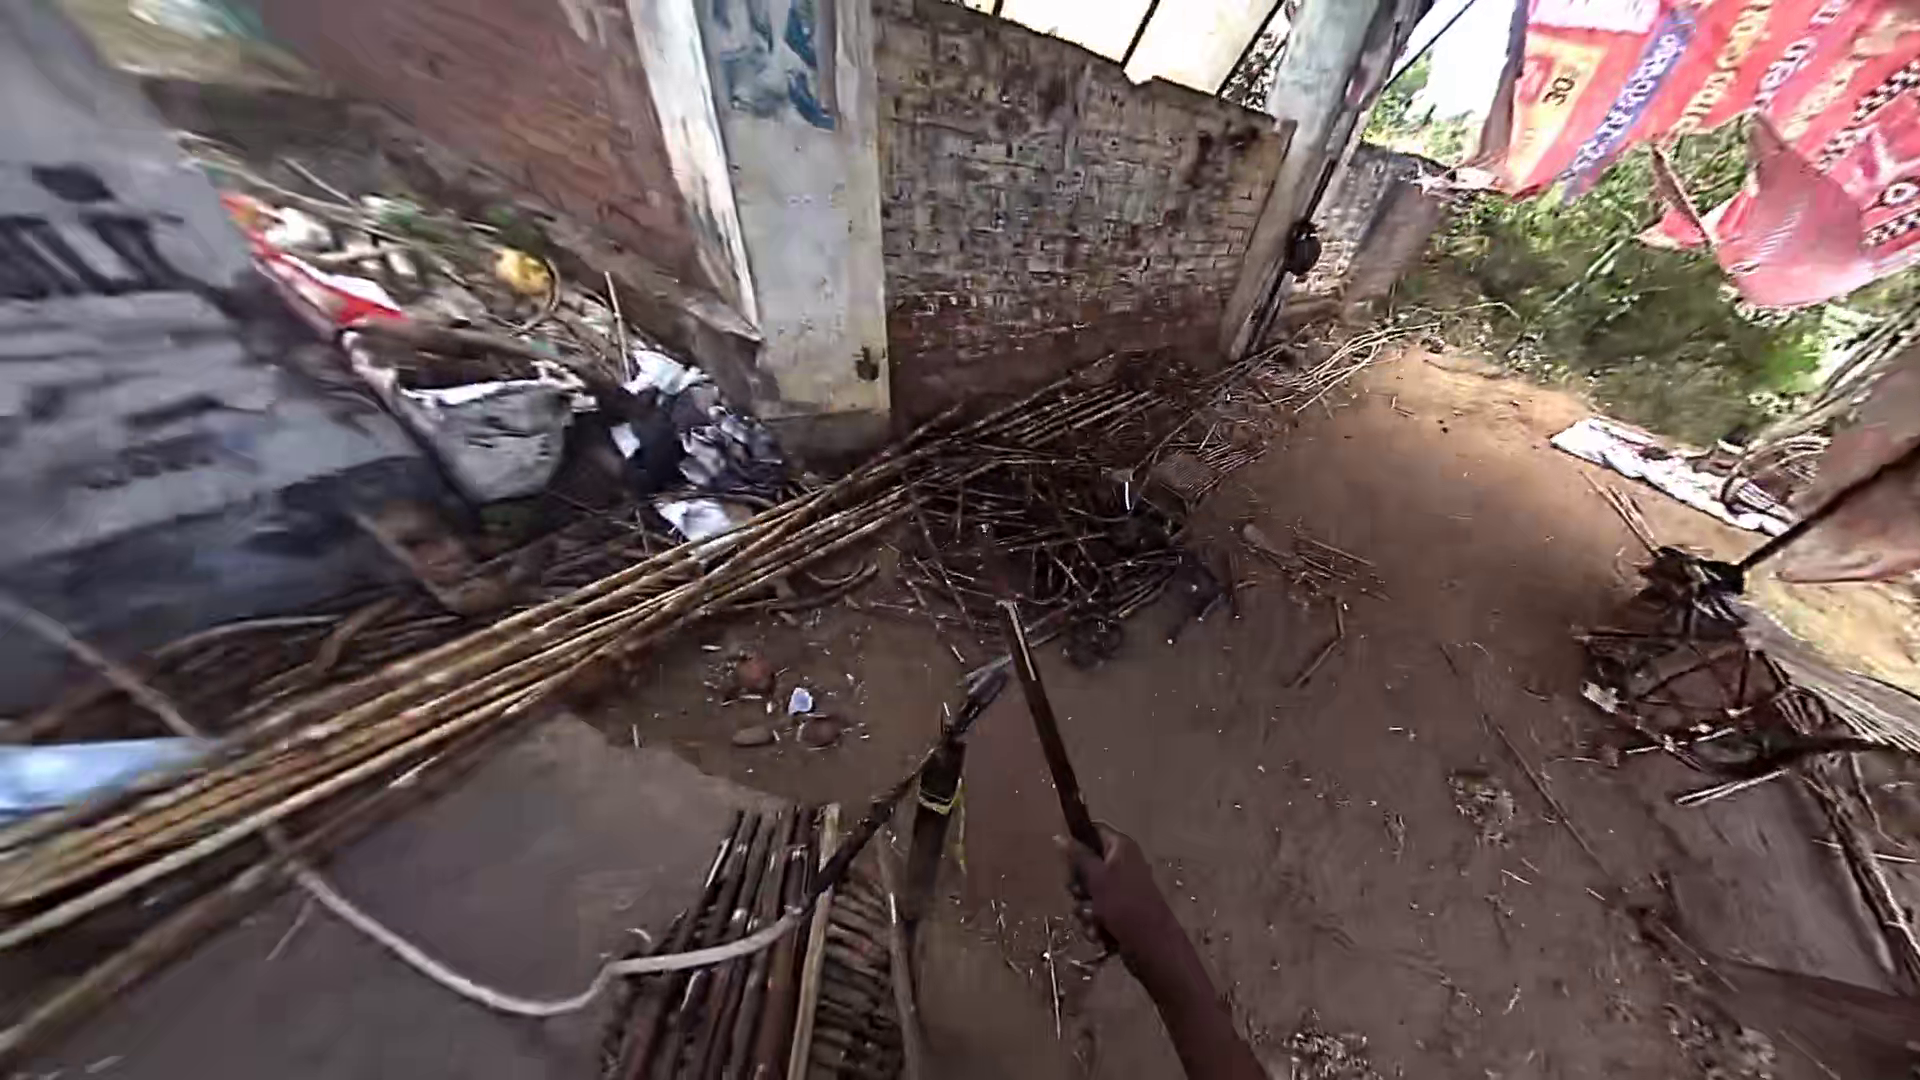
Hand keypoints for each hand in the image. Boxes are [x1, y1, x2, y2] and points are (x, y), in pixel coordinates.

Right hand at [1059, 826, 1184, 970]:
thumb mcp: (1097, 877)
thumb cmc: (1125, 906)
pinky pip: (1097, 910)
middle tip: (1079, 893)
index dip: (1077, 842)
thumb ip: (1077, 856)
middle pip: (1086, 864)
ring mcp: (1122, 889)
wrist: (1154, 950)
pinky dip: (1094, 921)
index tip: (1065, 858)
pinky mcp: (1120, 911)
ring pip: (1089, 891)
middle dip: (1079, 884)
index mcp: (1120, 847)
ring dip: (1085, 908)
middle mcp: (1122, 863)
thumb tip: (1059, 835)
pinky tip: (1098, 933)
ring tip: (1092, 920)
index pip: (1092, 831)